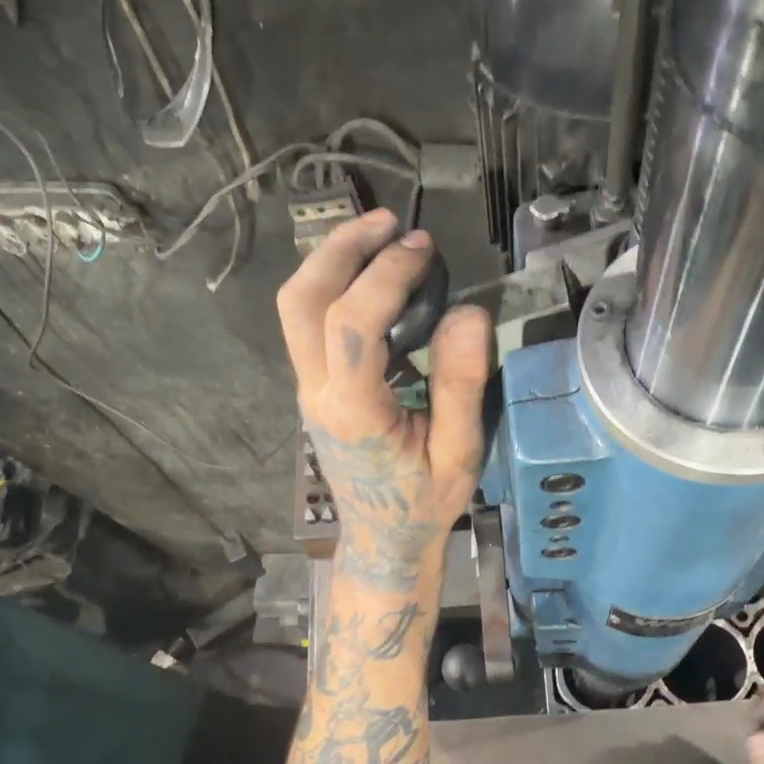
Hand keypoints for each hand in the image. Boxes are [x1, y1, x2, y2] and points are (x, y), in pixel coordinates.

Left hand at [277, 209, 491, 590]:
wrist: (384, 540)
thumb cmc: (424, 504)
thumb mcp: (459, 454)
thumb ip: (461, 386)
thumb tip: (468, 312)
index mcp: (355, 413)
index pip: (352, 326)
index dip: (386, 276)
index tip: (425, 251)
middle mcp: (317, 393)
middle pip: (301, 302)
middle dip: (340, 249)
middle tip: (390, 223)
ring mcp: (308, 389)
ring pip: (295, 308)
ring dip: (331, 261)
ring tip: (380, 236)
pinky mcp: (313, 386)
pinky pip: (307, 323)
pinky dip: (333, 284)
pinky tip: (371, 274)